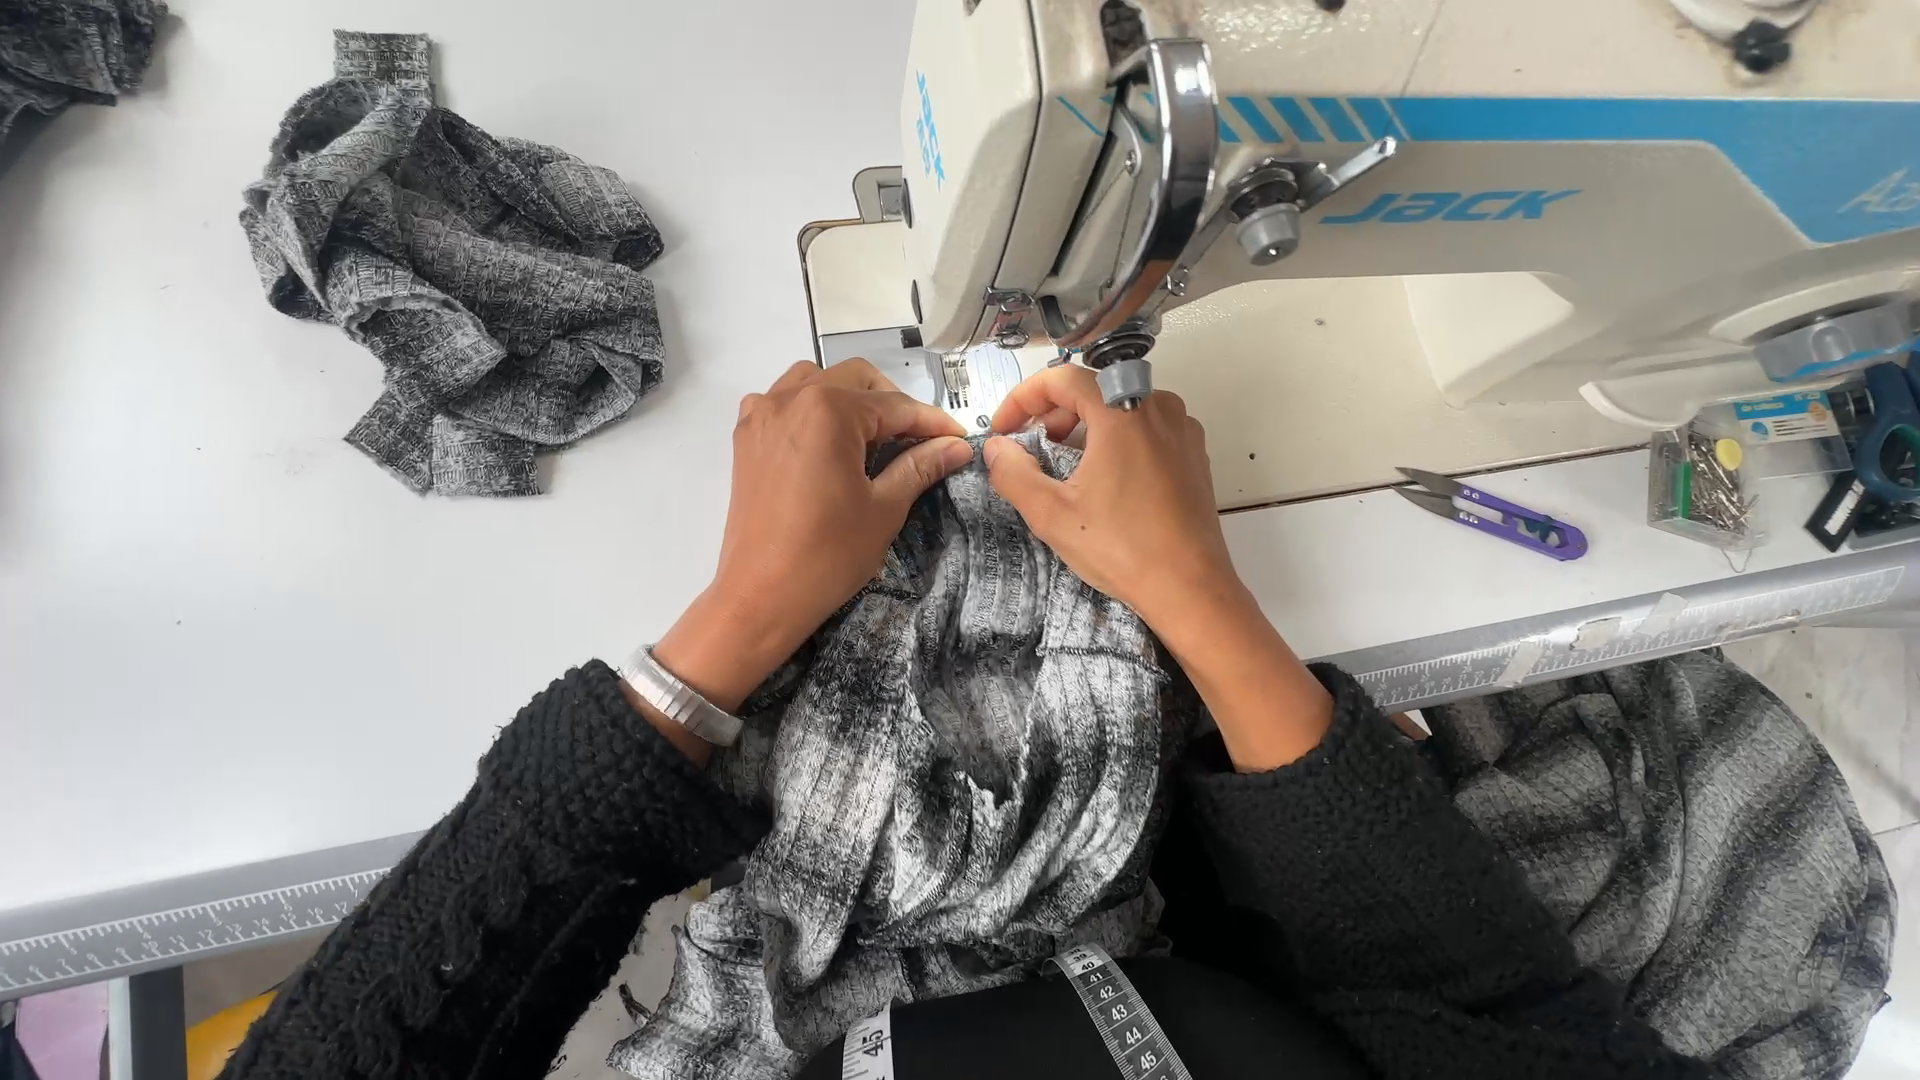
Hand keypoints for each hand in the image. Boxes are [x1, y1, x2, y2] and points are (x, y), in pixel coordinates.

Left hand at [637, 360, 970, 760]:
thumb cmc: (828, 555)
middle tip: (917, 442)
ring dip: (850, 399)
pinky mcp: (747, 437)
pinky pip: (784, 401)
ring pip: (817, 381)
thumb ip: (921, 466)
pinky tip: (827, 443)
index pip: (895, 406)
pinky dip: (811, 409)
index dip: (932, 423)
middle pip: (856, 380)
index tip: (959, 439)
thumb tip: (958, 446)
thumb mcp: (884, 508)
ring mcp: (762, 414)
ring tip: (871, 440)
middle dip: (893, 405)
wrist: (761, 595)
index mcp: (829, 411)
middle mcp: (791, 398)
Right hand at [981, 366, 1244, 639]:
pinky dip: (1115, 441)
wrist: (1189, 588)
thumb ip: (1013, 473)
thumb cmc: (1124, 550)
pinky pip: (1145, 430)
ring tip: (1061, 463)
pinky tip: (1101, 478)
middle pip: (1093, 390)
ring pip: (1120, 408)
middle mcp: (1159, 408)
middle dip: (1051, 413)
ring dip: (1083, 428)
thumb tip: (996, 449)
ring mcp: (1181, 430)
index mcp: (1123, 412)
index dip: (1023, 398)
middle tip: (1028, 446)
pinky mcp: (1193, 454)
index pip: (1062, 378)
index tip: (1004, 428)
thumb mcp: (1051, 514)